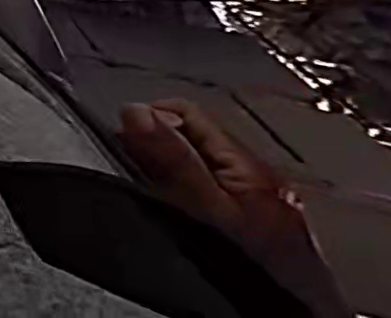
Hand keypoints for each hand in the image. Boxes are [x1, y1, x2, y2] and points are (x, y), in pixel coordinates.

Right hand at [121, 99, 350, 316]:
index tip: (125, 138)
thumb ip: (172, 158)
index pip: (187, 113)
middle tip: (137, 170)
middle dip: (162, 149)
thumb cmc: (256, 280)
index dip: (150, 118)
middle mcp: (263, 186)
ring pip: (205, 172)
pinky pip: (215, 200)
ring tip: (157, 196)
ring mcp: (266, 214)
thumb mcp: (203, 211)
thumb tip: (135, 111)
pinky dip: (192, 201)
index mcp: (252, 169)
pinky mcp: (263, 239)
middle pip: (197, 142)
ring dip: (175, 176)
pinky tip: (185, 221)